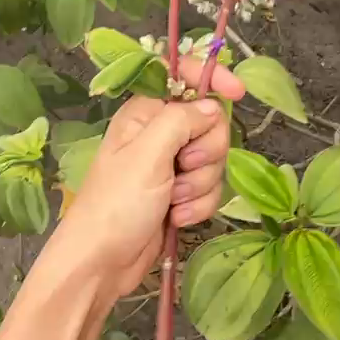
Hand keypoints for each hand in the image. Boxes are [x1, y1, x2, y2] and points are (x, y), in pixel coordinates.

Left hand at [45, 57, 244, 301]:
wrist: (102, 262)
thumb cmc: (116, 204)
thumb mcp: (147, 154)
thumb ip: (182, 121)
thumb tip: (213, 107)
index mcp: (146, 113)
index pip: (184, 77)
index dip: (212, 79)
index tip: (237, 94)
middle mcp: (160, 134)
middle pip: (210, 124)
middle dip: (205, 152)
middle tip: (182, 168)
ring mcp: (170, 166)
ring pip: (213, 160)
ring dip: (199, 185)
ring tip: (172, 201)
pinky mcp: (179, 195)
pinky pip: (209, 189)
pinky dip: (198, 205)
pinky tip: (177, 219)